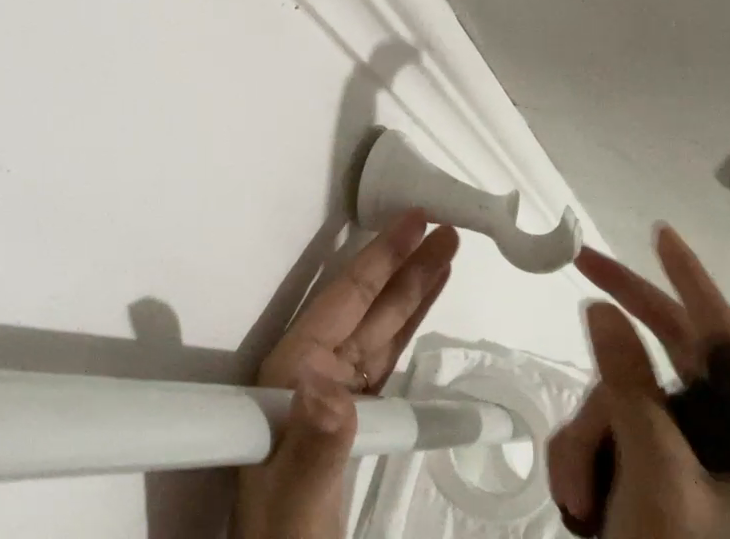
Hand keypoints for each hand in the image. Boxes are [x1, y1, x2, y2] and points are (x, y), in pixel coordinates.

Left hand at [235, 209, 459, 538]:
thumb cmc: (283, 533)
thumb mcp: (298, 492)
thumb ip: (316, 441)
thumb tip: (326, 386)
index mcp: (294, 372)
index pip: (344, 301)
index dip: (380, 258)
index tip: (411, 221)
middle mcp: (312, 370)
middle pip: (367, 305)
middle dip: (405, 264)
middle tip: (443, 225)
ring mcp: (333, 391)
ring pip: (381, 327)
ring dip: (413, 291)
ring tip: (447, 255)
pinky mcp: (354, 414)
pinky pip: (386, 358)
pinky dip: (409, 329)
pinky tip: (424, 311)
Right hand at [548, 227, 729, 538]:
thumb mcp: (656, 477)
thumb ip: (629, 387)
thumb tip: (602, 309)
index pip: (729, 342)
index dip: (693, 284)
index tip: (659, 236)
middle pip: (663, 364)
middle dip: (612, 361)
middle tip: (581, 269)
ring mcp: (688, 463)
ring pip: (618, 402)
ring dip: (585, 439)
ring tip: (576, 493)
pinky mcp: (650, 479)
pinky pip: (604, 437)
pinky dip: (581, 461)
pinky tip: (578, 502)